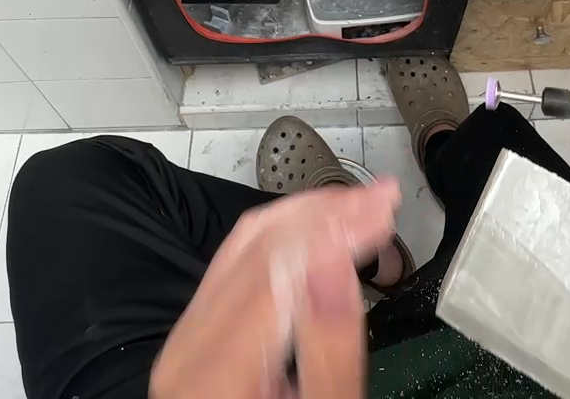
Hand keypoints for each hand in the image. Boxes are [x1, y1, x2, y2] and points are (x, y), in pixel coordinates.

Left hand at [149, 178, 399, 398]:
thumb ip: (329, 352)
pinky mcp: (195, 333)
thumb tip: (337, 267)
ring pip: (246, 242)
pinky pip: (237, 259)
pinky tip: (316, 230)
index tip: (383, 206)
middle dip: (327, 210)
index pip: (280, 265)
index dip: (336, 224)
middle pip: (259, 244)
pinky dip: (284, 234)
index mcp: (213, 371)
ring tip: (358, 206)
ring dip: (307, 214)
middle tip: (381, 199)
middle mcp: (188, 343)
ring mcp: (186, 335)